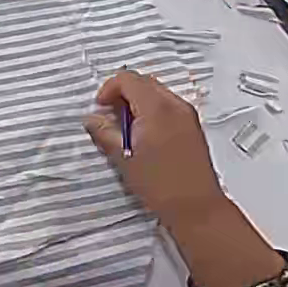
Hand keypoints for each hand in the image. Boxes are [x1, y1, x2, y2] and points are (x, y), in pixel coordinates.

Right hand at [82, 70, 226, 231]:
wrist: (195, 206)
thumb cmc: (159, 184)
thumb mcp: (124, 158)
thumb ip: (105, 132)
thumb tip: (92, 119)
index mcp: (156, 108)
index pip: (128, 79)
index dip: (108, 89)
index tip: (100, 108)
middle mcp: (175, 105)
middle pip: (143, 82)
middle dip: (122, 93)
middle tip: (109, 116)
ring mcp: (187, 115)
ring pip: (156, 92)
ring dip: (136, 102)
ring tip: (125, 128)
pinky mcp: (192, 126)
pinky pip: (167, 105)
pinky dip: (150, 110)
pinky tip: (143, 135)